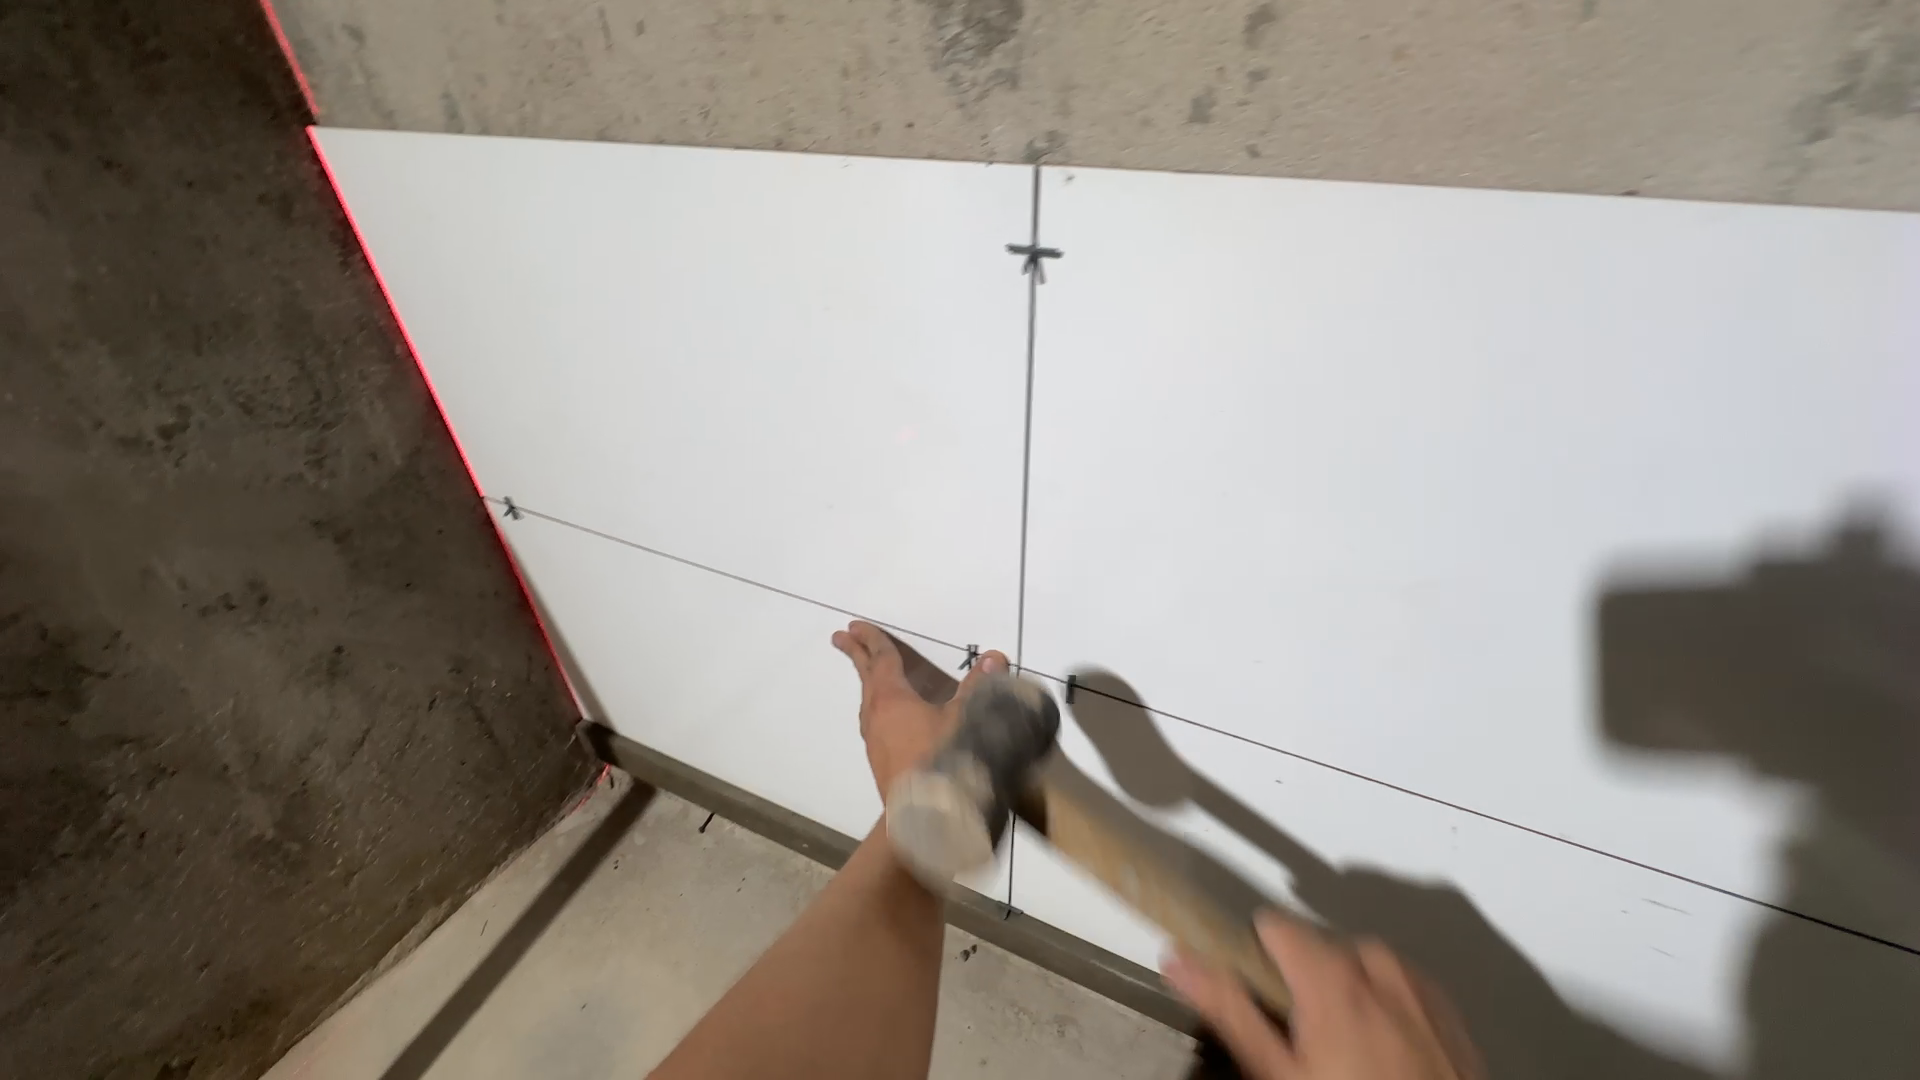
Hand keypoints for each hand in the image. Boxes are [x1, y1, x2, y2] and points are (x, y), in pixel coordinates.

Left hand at [830, 620, 1008, 797]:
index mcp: (892, 699)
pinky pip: (872, 718)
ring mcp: (874, 739)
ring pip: (867, 699)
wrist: (921, 819)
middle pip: (866, 676)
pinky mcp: (879, 759)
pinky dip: (875, 703)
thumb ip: (978, 688)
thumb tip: (995, 657)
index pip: (881, 660)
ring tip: (867, 671)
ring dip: (867, 680)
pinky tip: (884, 716)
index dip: (872, 640)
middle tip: (842, 635)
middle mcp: (876, 715)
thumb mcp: (964, 721)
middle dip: (856, 653)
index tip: (855, 625)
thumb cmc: (941, 763)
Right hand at [1164, 912, 1481, 1079]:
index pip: (1271, 925)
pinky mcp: (1449, 1012)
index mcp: (1330, 971)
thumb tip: (1176, 957)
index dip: (1256, 956)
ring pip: (1361, 963)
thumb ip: (1227, 1007)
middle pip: (1316, 946)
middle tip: (1303, 1038)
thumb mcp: (1277, 1072)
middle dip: (1304, 980)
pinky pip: (1402, 985)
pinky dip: (1387, 1003)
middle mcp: (1376, 964)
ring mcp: (1419, 987)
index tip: (1256, 989)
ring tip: (1345, 1049)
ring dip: (1347, 989)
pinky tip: (1384, 1050)